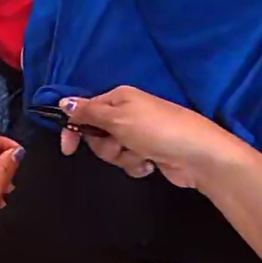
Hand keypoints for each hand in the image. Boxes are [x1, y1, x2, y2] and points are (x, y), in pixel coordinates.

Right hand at [58, 86, 245, 189]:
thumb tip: (62, 102)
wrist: (199, 155)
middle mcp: (127, 113)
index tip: (68, 149)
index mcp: (119, 97)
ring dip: (122, 157)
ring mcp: (139, 134)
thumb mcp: (117, 117)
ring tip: (141, 154)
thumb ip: (87, 112)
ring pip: (112, 150)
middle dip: (105, 146)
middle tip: (121, 145)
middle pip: (97, 133)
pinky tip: (150, 164)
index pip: (85, 110)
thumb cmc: (157, 130)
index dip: (74, 129)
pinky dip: (136, 165)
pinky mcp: (149, 152)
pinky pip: (128, 161)